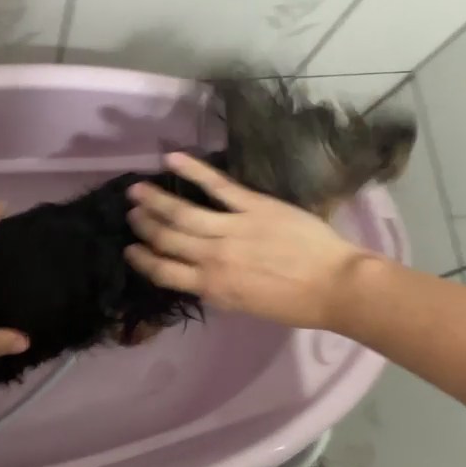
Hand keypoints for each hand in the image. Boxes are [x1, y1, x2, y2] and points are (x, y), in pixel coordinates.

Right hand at [125, 153, 379, 329]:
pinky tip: (173, 159)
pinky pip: (217, 186)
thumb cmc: (295, 304)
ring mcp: (232, 229)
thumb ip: (219, 290)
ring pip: (183, 213)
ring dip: (156, 200)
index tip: (130, 249)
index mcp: (213, 287)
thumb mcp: (246, 307)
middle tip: (131, 213)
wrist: (334, 286)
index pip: (164, 272)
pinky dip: (193, 170)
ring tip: (138, 190)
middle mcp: (214, 258)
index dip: (143, 260)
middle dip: (145, 226)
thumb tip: (199, 276)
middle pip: (168, 239)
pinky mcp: (254, 207)